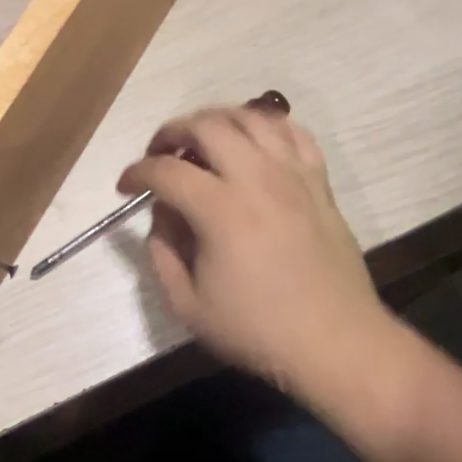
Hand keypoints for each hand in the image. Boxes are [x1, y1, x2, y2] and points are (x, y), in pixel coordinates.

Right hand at [118, 104, 393, 397]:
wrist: (337, 344)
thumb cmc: (257, 330)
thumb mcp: (187, 305)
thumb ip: (162, 253)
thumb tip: (162, 215)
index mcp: (220, 211)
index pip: (165, 170)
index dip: (136, 172)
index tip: (125, 187)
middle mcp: (257, 180)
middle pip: (206, 126)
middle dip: (172, 131)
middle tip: (159, 154)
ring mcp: (293, 176)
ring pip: (251, 117)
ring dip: (217, 120)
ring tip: (202, 142)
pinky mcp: (320, 183)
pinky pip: (293, 132)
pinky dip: (266, 127)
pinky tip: (252, 145)